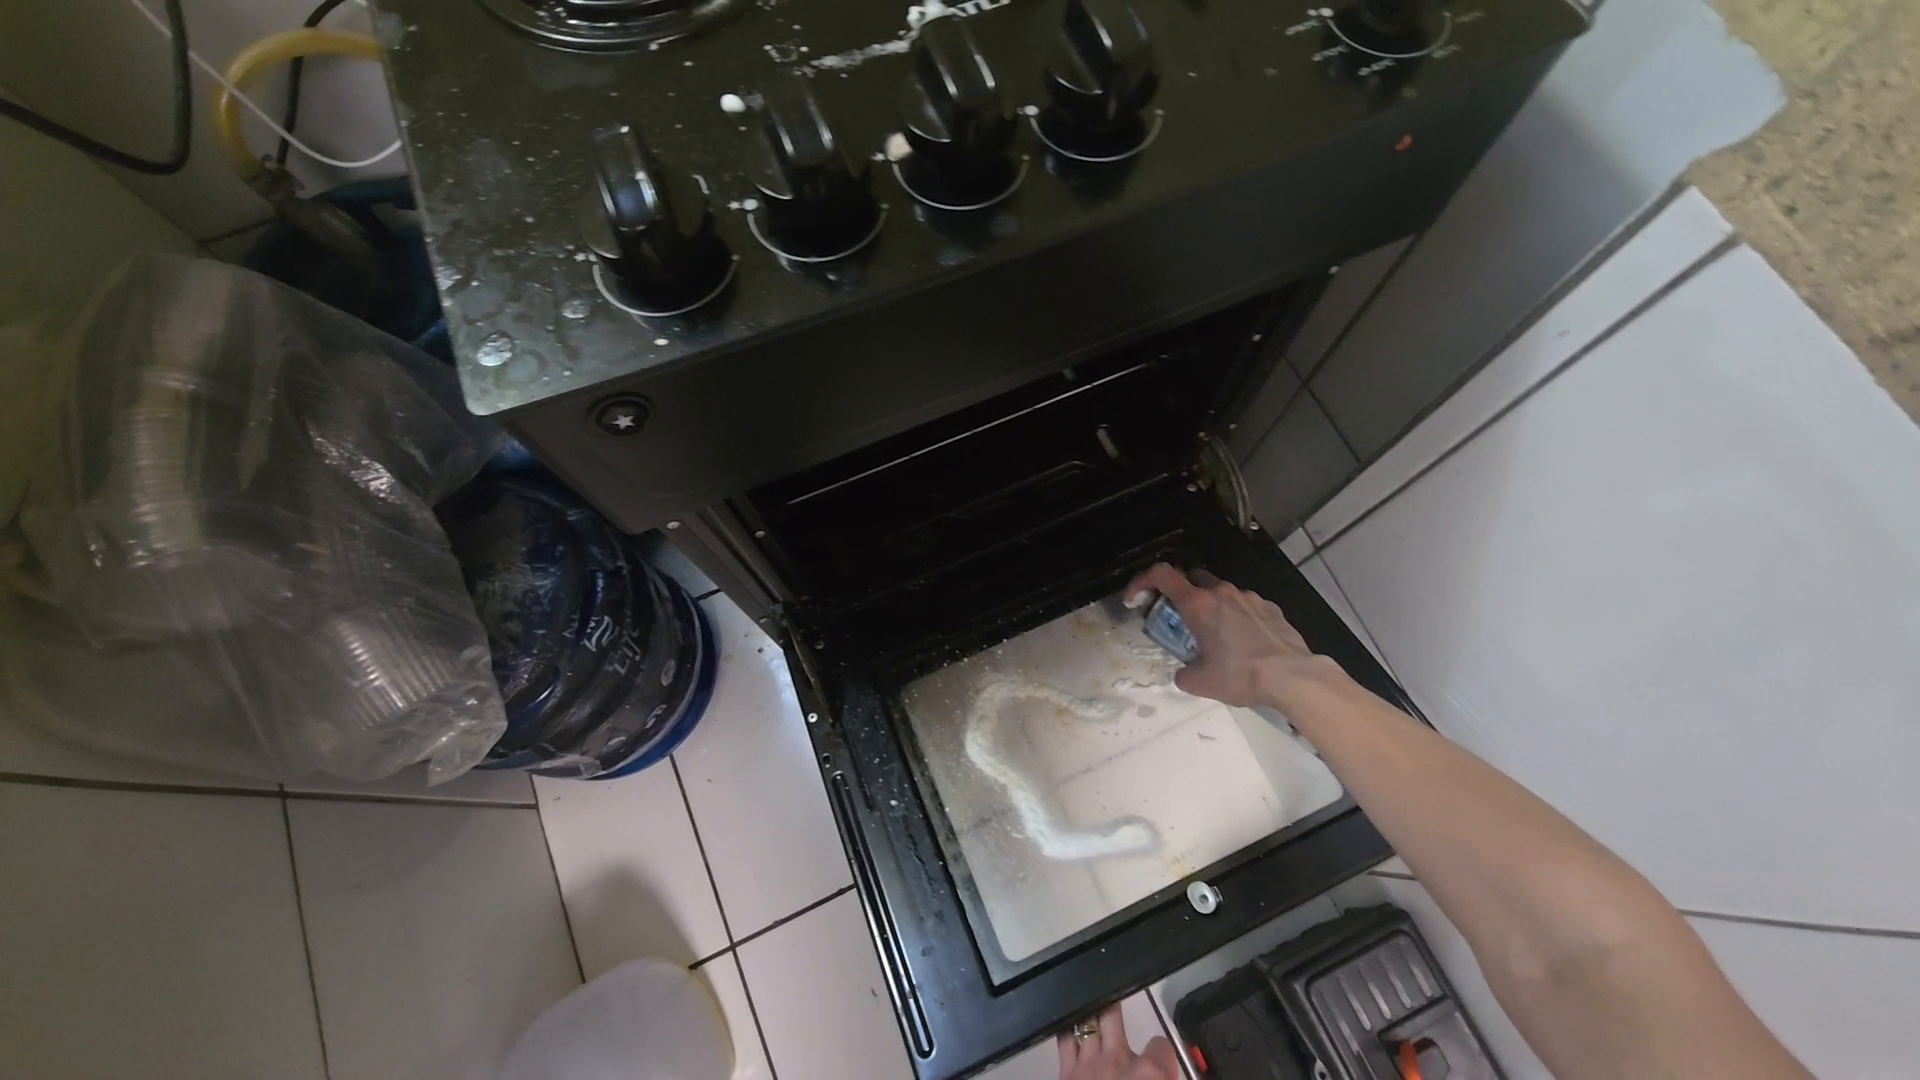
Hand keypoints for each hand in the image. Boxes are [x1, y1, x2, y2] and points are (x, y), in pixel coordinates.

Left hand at [1056, 1003, 1181, 1079]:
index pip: (1161, 1046)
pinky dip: (1067, 1030)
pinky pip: (1065, 1040)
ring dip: (1091, 1015)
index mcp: (1150, 1074)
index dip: (1162, 1053)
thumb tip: (1165, 1077)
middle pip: (1113, 1015)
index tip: (1162, 1061)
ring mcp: (1088, 1063)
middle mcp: (1118, 1060)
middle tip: (1116, 1001)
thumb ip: (1161, 1078)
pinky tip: (1071, 1027)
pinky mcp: (1065, 1073)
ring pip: (1087, 1022)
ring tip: (1095, 1007)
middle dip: (1114, 1006)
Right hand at [1127, 562, 1338, 708]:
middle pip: (1192, 578)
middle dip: (1180, 594)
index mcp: (1198, 605)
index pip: (1162, 574)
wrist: (1292, 676)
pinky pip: (1245, 605)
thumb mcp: (1200, 682)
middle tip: (1179, 619)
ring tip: (1215, 635)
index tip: (1137, 599)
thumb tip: (1185, 672)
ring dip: (1210, 606)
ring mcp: (1249, 597)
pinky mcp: (1270, 607)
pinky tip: (1243, 641)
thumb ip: (1183, 673)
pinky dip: (1236, 616)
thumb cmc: (1240, 675)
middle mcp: (1222, 592)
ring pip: (1220, 591)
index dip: (1143, 581)